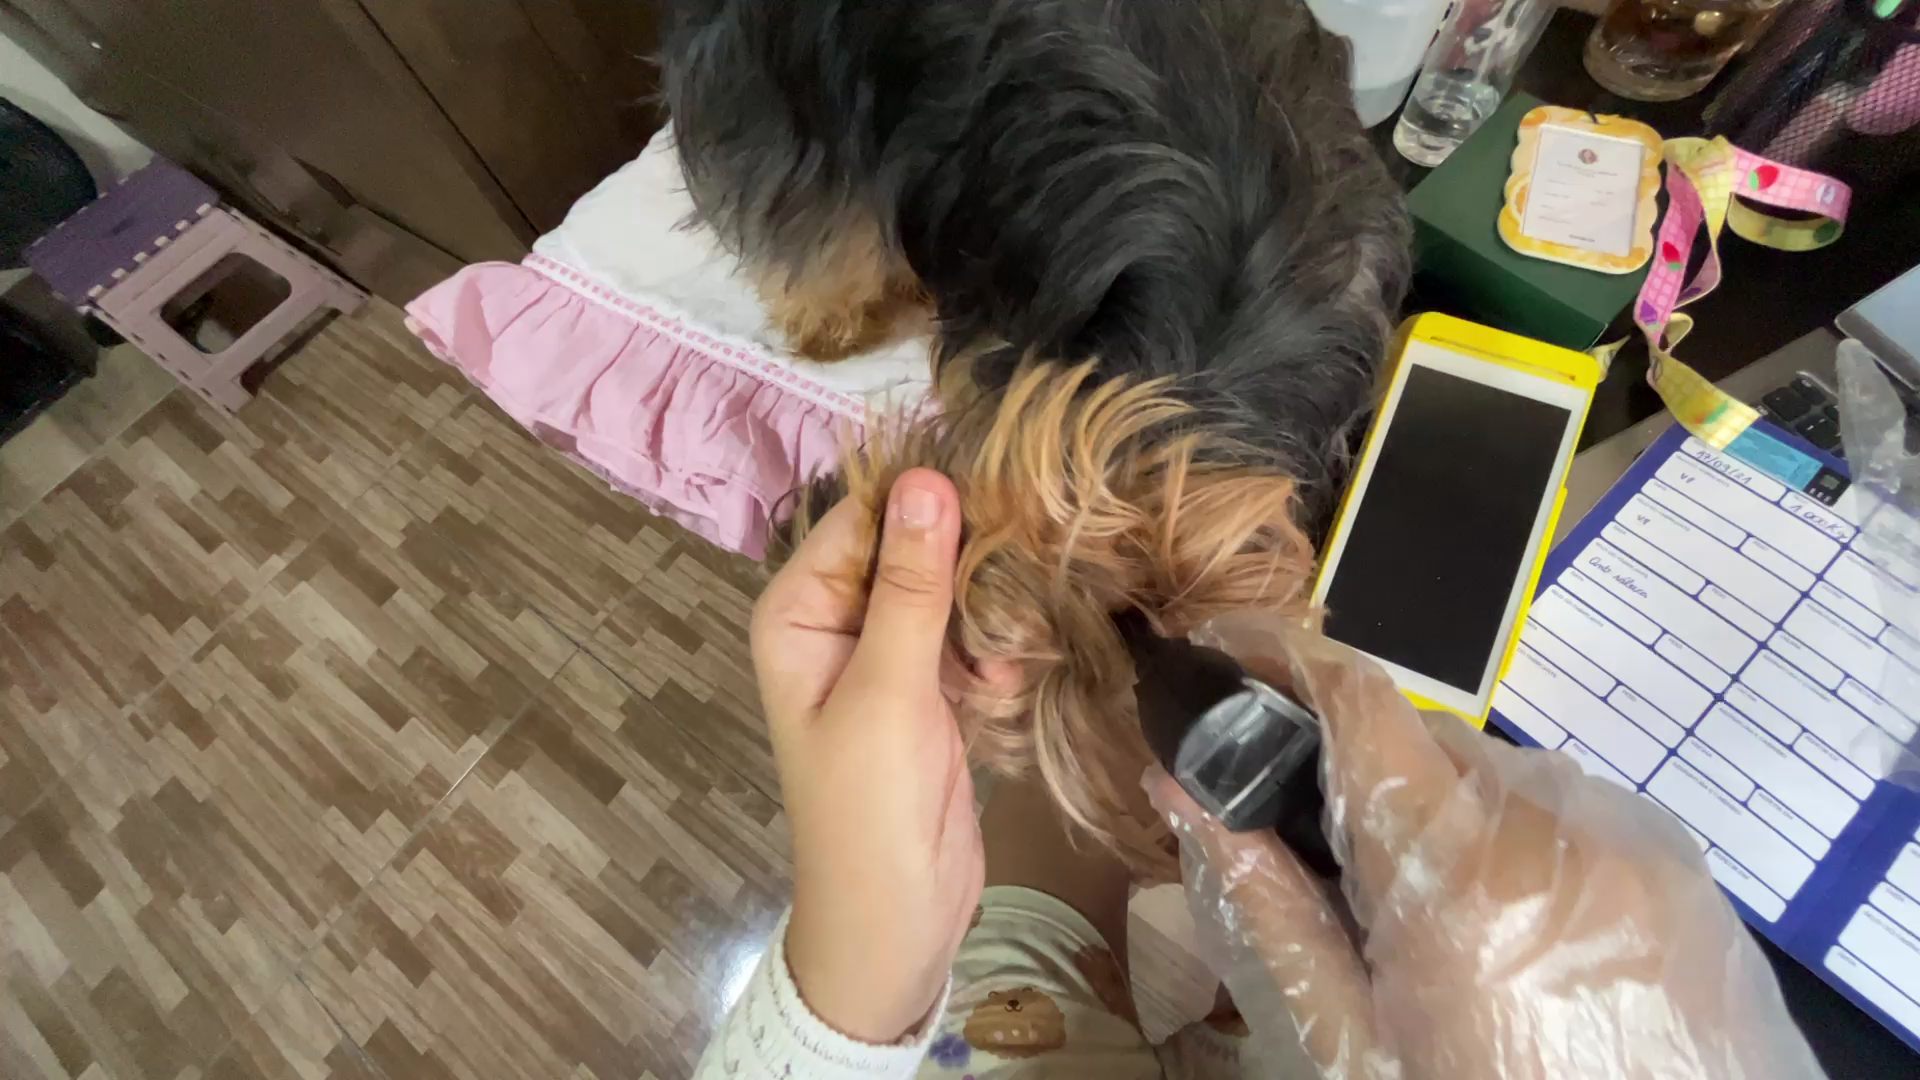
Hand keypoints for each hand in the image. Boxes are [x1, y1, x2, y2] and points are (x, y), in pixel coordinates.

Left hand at [750, 468, 983, 1043]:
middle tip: (1018, 576)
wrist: (897, 918)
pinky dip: (987, 654)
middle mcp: (836, 619)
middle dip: (964, 567)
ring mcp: (884, 652)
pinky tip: (1000, 688)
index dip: (924, 503)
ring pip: (946, 591)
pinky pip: (963, 635)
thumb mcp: (889, 690)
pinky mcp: (925, 683)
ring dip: (983, 616)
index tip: (996, 496)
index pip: (863, 519)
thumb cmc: (870, 805)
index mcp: (800, 609)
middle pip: (909, 551)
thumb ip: (911, 585)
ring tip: (1002, 657)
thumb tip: (927, 480)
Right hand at [1148, 615, 1824, 1079]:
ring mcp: (1628, 834)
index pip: (1356, 698)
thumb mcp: (1344, 1029)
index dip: (1278, 653)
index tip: (1222, 651)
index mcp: (1458, 866)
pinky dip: (1487, 821)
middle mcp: (1553, 820)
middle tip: (1311, 832)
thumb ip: (1258, 893)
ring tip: (1405, 890)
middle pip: (1410, 730)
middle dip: (1343, 755)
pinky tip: (1488, 904)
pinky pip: (1542, 798)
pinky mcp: (1675, 857)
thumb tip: (1170, 782)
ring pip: (1475, 762)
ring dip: (1418, 794)